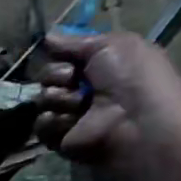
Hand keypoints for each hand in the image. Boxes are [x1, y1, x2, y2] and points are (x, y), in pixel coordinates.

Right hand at [34, 31, 180, 165]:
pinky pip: (42, 127)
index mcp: (98, 67)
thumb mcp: (109, 44)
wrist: (138, 122)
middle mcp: (84, 91)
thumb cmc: (132, 76)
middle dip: (56, 75)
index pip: (61, 57)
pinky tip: (71, 122)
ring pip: (43, 100)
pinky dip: (52, 122)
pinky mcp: (65, 142)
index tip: (67, 55)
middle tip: (74, 80)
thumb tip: (46, 38)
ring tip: (80, 105)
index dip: (60, 54)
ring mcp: (73, 118)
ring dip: (58, 98)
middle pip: (47, 77)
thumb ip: (74, 41)